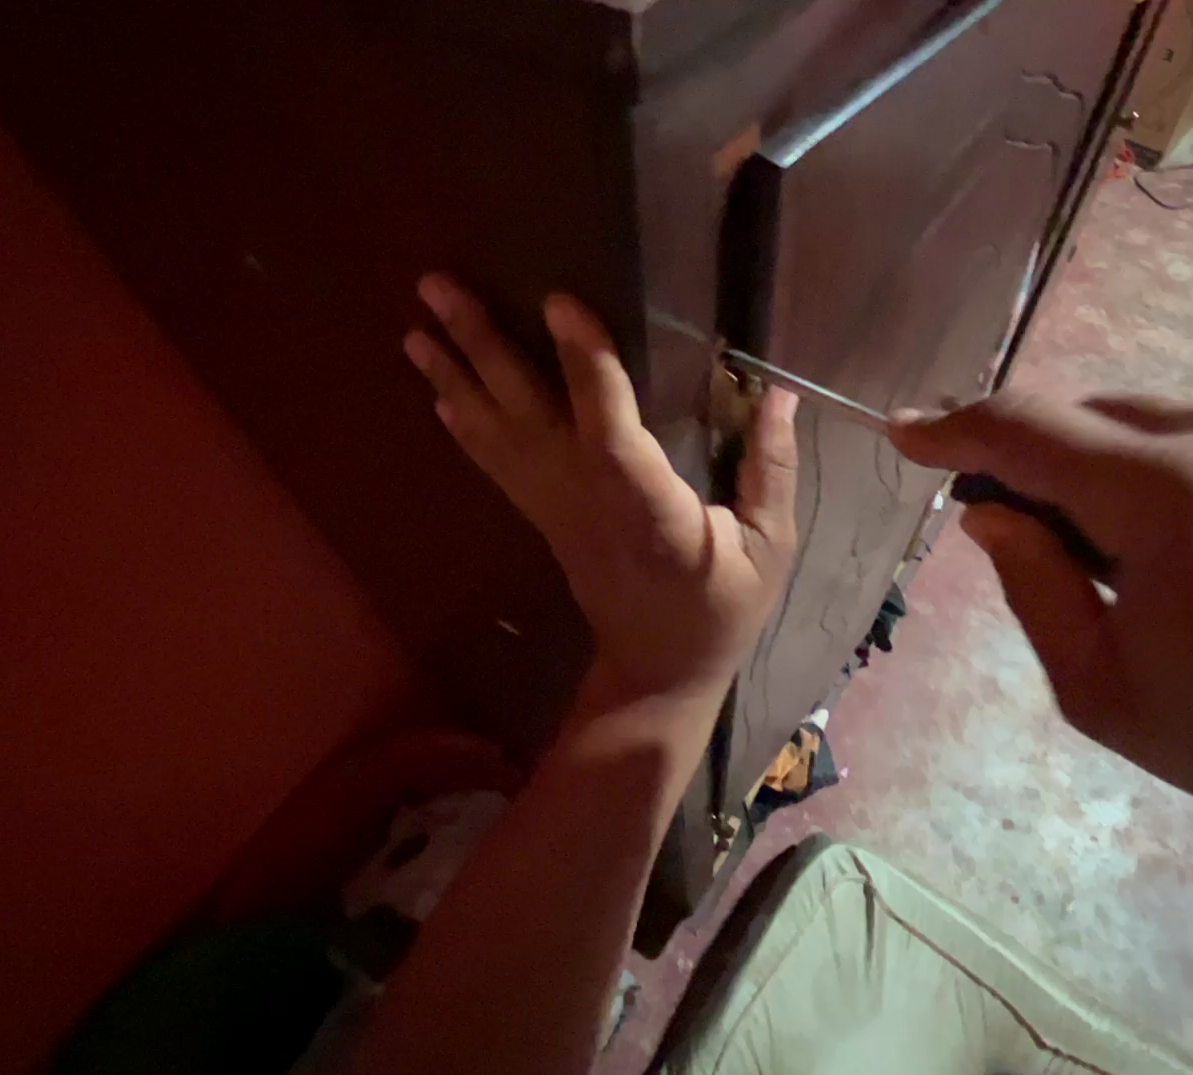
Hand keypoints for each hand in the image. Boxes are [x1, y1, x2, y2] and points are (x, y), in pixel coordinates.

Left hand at [404, 274, 799, 704]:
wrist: (658, 671)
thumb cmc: (719, 608)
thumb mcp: (770, 547)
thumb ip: (773, 469)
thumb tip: (779, 393)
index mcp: (651, 511)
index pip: (611, 432)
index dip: (587, 368)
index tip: (559, 303)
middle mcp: (590, 504)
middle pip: (531, 420)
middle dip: (484, 349)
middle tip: (436, 286)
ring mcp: (558, 512)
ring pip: (501, 437)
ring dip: (455, 379)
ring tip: (414, 327)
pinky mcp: (546, 519)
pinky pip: (498, 467)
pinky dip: (465, 426)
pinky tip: (438, 391)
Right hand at [890, 391, 1192, 834]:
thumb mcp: (1108, 695)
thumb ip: (1033, 590)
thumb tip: (990, 516)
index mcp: (1170, 498)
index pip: (1026, 430)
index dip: (952, 427)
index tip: (902, 430)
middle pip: (1092, 415)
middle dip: (1038, 459)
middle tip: (1028, 529)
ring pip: (1162, 423)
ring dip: (1113, 470)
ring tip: (1135, 557)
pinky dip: (1181, 473)